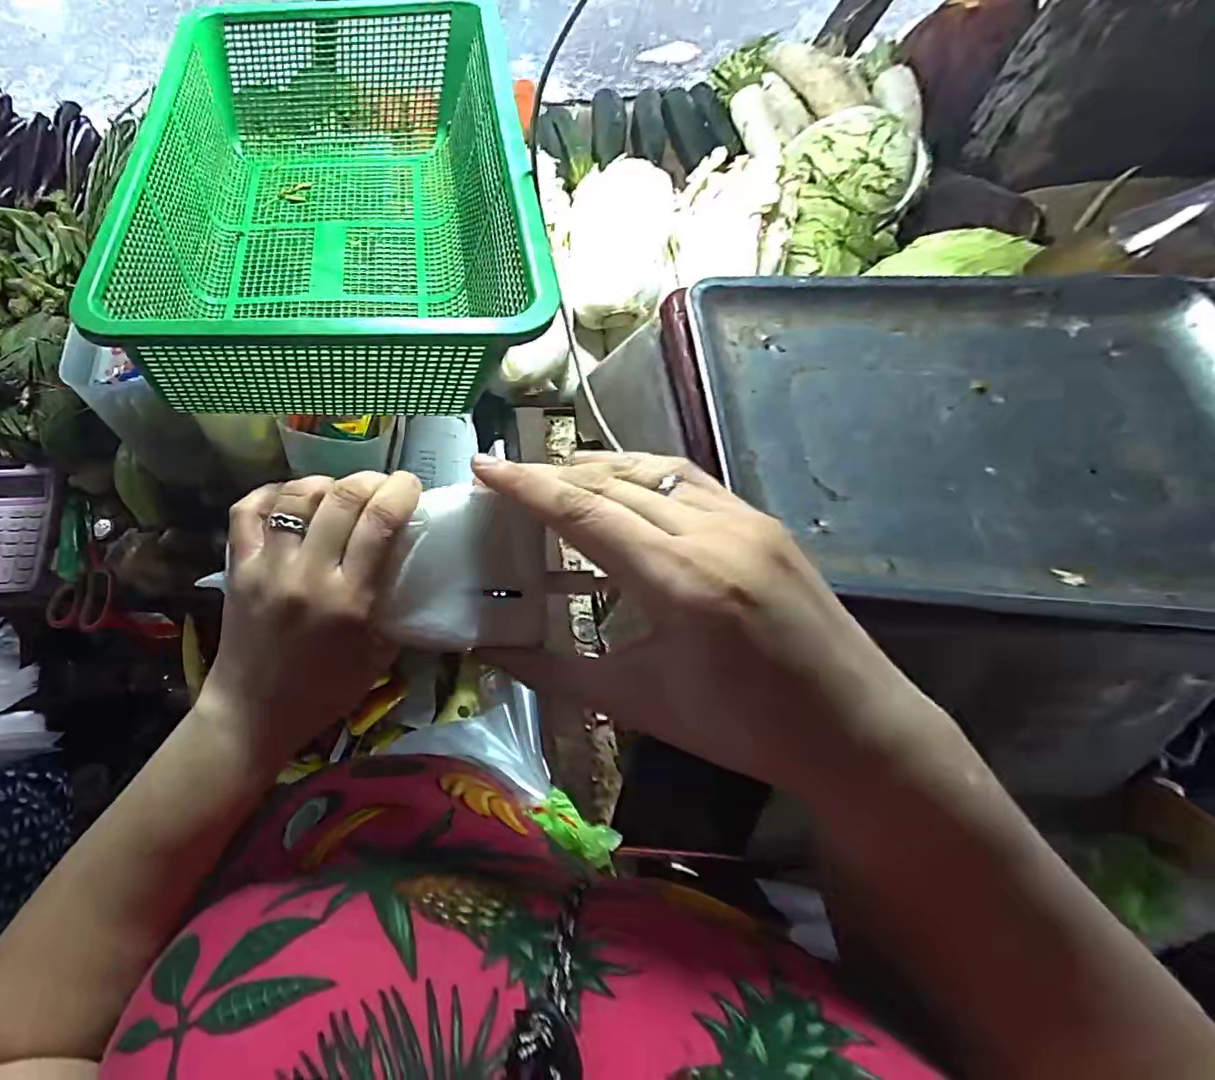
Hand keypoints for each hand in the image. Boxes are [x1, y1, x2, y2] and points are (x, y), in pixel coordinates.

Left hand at [198, 471, 421, 761]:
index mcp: (349, 601)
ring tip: (336, 490)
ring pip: (295, 498)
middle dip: (370, 480)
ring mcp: (267, 568)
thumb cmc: (321, 693)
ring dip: (324, 484)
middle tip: (379, 485)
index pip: (380, 523)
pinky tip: (289, 497)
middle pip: (341, 499)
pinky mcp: (237, 568)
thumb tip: (403, 564)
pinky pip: (247, 512)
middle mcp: (307, 576)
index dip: (400, 492)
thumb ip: (392, 609)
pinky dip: (269, 493)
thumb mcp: (375, 658)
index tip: (409, 487)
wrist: (253, 712)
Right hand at [472, 451, 954, 796]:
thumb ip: (546, 670)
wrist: (861, 734)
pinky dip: (635, 474)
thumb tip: (480, 652)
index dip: (525, 485)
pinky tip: (609, 485)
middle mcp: (713, 536)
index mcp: (679, 583)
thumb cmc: (738, 728)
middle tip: (501, 476)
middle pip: (610, 483)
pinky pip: (685, 479)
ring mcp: (745, 522)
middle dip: (547, 474)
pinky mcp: (762, 523)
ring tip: (545, 477)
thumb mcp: (630, 701)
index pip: (583, 512)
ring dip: (589, 468)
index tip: (483, 465)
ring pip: (649, 471)